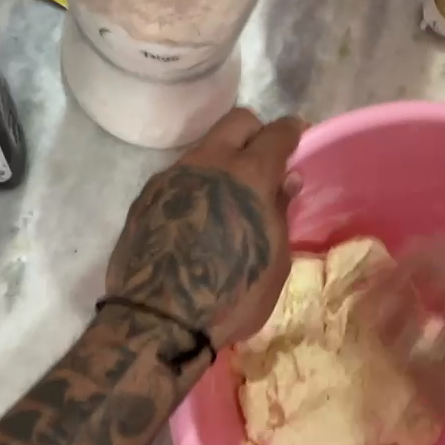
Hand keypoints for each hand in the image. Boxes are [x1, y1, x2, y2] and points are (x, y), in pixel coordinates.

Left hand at [104, 108, 305, 348]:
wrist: (159, 321)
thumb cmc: (232, 298)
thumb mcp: (274, 262)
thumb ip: (280, 213)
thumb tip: (285, 181)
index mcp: (248, 175)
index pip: (277, 134)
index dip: (292, 133)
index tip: (298, 139)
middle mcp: (207, 163)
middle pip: (237, 122)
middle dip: (256, 134)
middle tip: (265, 164)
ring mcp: (171, 177)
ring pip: (204, 149)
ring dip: (223, 162)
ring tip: (229, 197)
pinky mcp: (145, 198)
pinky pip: (179, 177)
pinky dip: (197, 186)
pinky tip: (198, 218)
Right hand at [363, 248, 444, 431]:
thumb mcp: (428, 371)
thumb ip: (396, 335)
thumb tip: (372, 310)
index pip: (420, 259)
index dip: (391, 274)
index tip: (372, 293)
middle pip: (442, 250)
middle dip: (411, 266)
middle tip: (389, 287)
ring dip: (433, 272)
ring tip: (413, 295)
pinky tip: (442, 306)